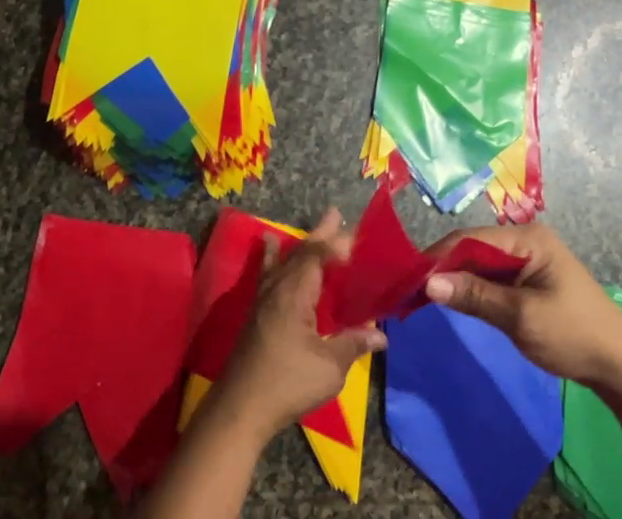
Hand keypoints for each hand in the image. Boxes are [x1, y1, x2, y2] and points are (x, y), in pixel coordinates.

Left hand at [211, 208, 386, 438]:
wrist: (241, 407)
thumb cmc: (288, 382)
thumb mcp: (329, 367)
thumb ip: (353, 344)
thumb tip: (380, 335)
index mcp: (294, 294)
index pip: (317, 256)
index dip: (337, 244)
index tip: (358, 237)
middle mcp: (276, 289)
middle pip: (300, 253)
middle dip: (320, 235)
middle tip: (336, 214)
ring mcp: (262, 300)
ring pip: (283, 261)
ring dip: (301, 245)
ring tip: (312, 229)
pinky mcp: (256, 314)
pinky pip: (269, 274)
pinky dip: (275, 258)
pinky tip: (270, 250)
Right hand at [424, 224, 621, 387]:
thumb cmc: (574, 335)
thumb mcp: (521, 317)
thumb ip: (475, 296)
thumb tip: (427, 283)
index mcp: (528, 239)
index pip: (469, 239)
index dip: (436, 258)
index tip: (405, 279)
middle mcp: (525, 241)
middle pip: (471, 249)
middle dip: (441, 269)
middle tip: (407, 291)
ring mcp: (527, 261)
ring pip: (478, 265)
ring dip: (453, 281)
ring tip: (419, 298)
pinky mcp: (527, 281)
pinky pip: (490, 279)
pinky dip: (469, 290)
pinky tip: (450, 302)